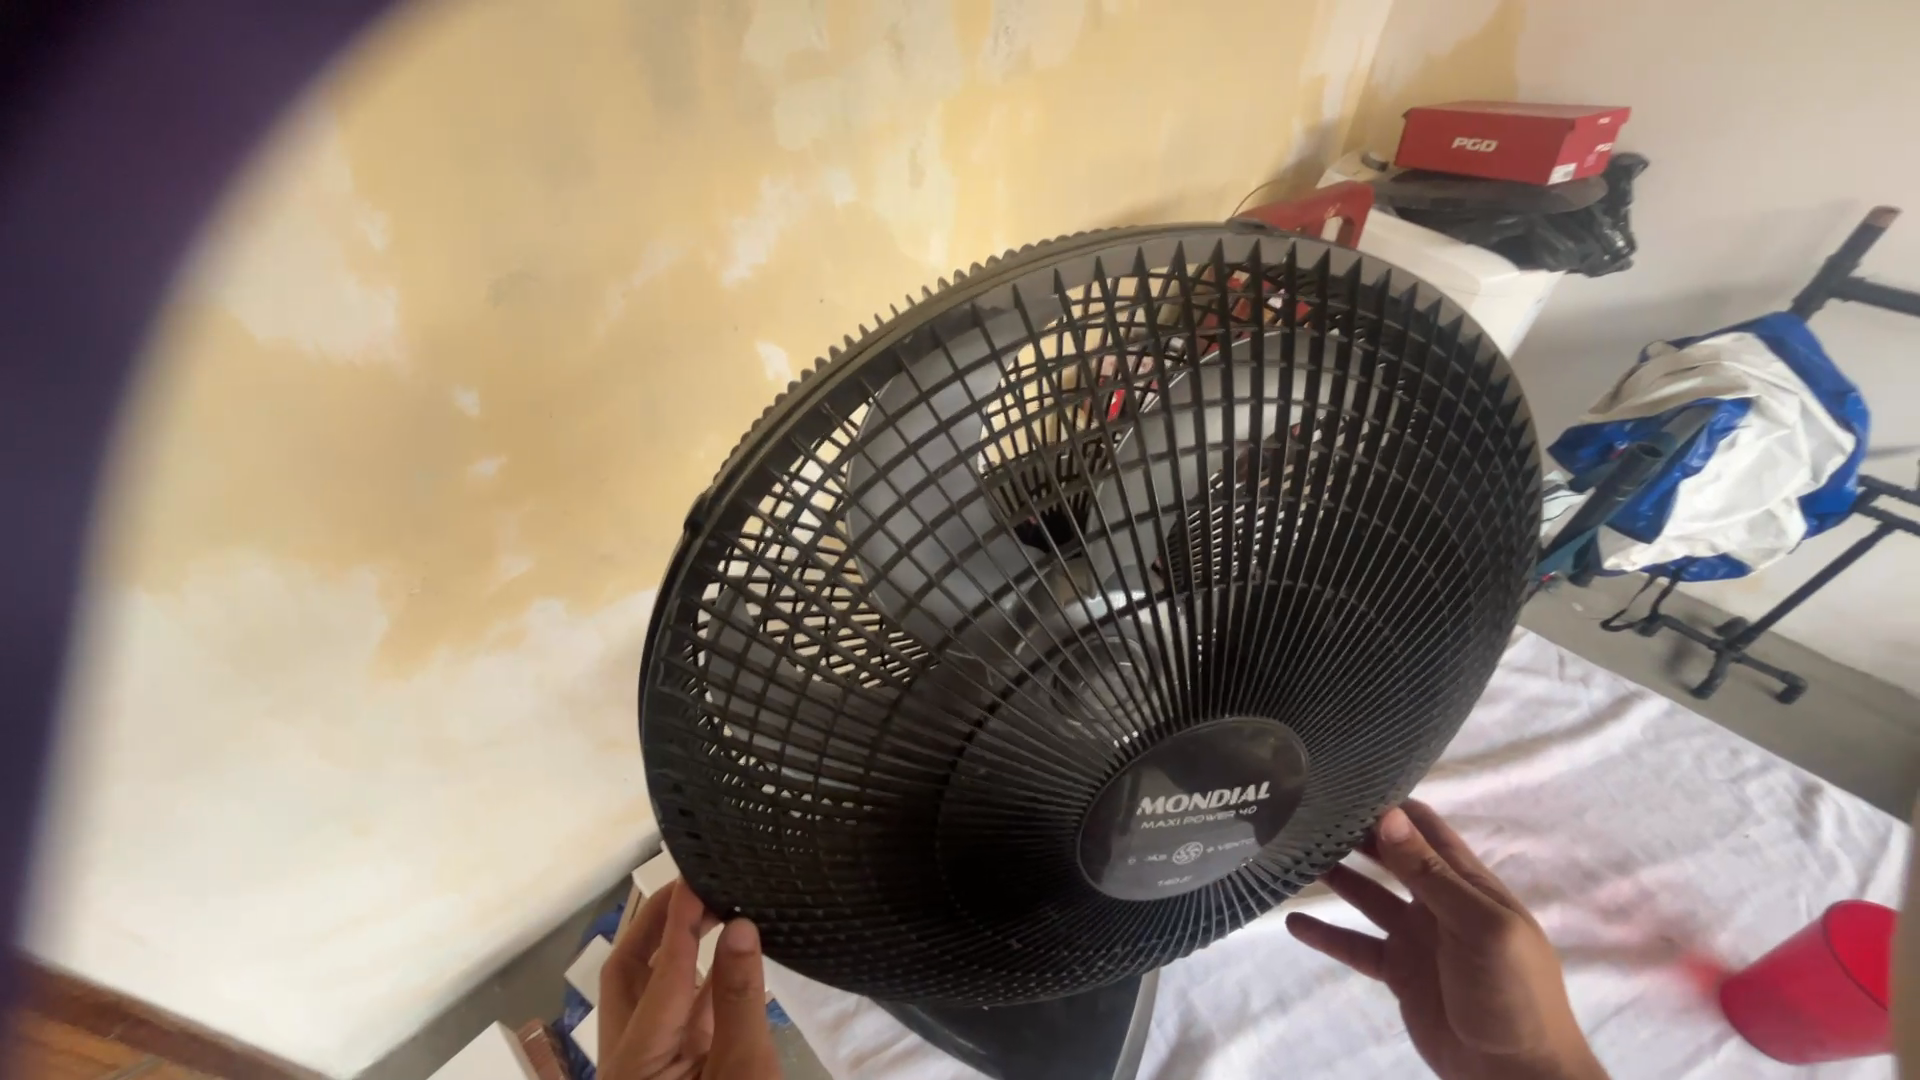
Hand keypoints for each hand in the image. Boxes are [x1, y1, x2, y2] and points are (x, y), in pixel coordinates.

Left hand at [597, 879, 782, 1079]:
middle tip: (695, 884)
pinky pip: (680, 1007)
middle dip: (657, 924)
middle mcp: (629, 1063)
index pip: (658, 982)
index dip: (679, 926)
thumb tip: (740, 926)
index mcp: (633, 1070)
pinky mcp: (678, 1066)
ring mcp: (651, 1065)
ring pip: (652, 989)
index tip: (695, 881)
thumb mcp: (745, 1070)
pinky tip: (730, 943)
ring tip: (713, 902)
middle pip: (629, 974)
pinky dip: (702, 972)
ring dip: (678, 943)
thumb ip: (739, 997)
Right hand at [1287, 801, 1607, 1079]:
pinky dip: (1325, 933)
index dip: (1391, 805)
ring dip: (1335, 875)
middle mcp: (1439, 903)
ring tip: (1292, 853)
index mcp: (1467, 884)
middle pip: (1390, 856)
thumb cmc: (1512, 993)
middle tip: (1307, 811)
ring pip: (1367, 895)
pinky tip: (1293, 922)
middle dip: (1355, 833)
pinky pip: (1354, 945)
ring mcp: (1417, 938)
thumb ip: (1429, 873)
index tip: (1346, 782)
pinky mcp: (1398, 972)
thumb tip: (1387, 814)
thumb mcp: (1478, 926)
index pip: (1425, 829)